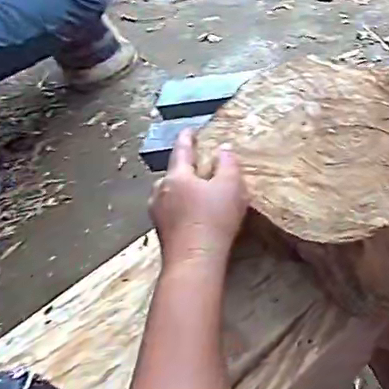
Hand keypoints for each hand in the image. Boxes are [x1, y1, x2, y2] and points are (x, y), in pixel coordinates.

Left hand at [150, 128, 245, 265]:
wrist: (194, 258)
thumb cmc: (215, 217)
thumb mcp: (231, 186)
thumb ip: (228, 164)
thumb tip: (223, 148)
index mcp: (177, 176)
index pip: (182, 151)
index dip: (188, 139)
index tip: (189, 130)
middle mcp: (160, 190)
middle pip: (176, 173)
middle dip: (188, 169)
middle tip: (203, 168)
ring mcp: (157, 211)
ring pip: (172, 192)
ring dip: (186, 189)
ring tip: (202, 193)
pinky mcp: (161, 229)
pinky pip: (173, 208)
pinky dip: (184, 205)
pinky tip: (196, 213)